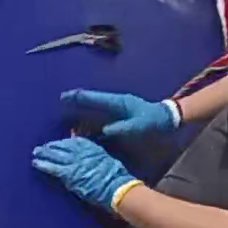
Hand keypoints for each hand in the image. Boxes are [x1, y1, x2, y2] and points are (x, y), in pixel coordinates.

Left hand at [32, 137, 140, 210]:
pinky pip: (53, 168)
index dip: (64, 142)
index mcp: (93, 148)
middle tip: (41, 147)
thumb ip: (95, 155)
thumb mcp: (106, 161)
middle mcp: (83, 152)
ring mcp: (76, 162)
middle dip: (52, 146)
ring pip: (56, 155)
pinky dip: (43, 165)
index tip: (57, 142)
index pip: (75, 142)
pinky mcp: (70, 174)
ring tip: (35, 152)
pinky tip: (35, 163)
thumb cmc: (115, 177)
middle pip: (64, 146)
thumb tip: (88, 155)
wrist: (116, 187)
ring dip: (44, 153)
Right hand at [61, 89, 178, 144]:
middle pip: (92, 101)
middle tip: (61, 101)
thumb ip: (123, 128)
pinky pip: (99, 116)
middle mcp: (115, 103)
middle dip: (76, 101)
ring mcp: (115, 109)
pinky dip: (88, 120)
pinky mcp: (117, 116)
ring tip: (67, 118)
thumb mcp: (140, 126)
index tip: (64, 96)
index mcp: (118, 103)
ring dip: (81, 111)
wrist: (166, 119)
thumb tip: (105, 131)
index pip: (95, 98)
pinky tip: (81, 127)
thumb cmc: (153, 121)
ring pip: (94, 108)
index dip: (79, 97)